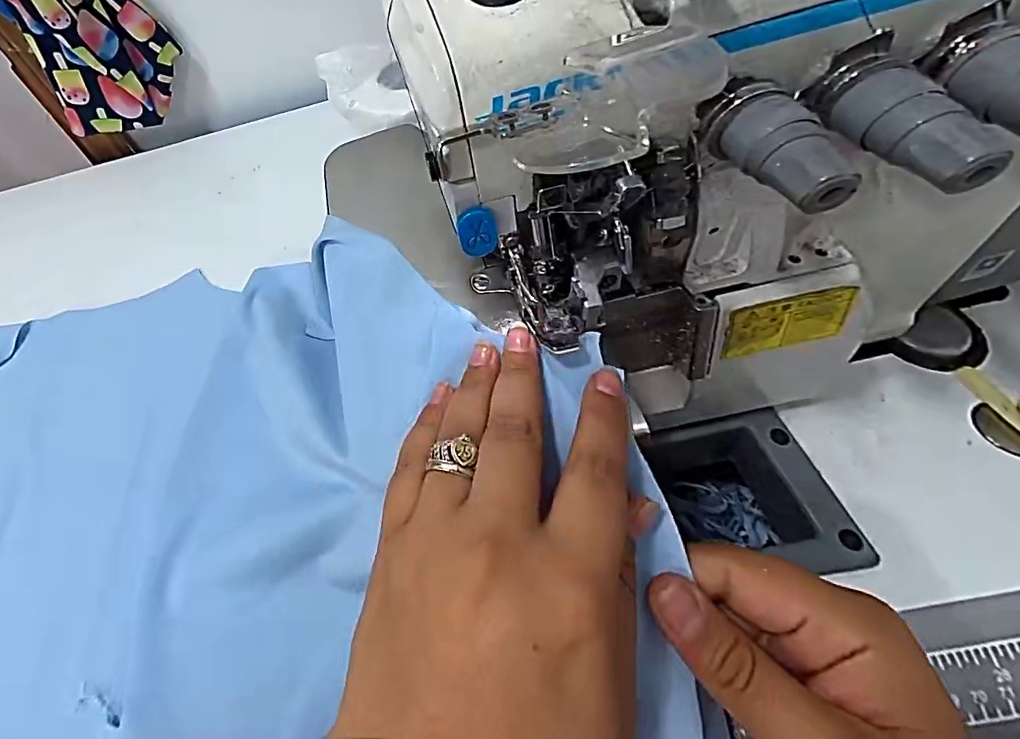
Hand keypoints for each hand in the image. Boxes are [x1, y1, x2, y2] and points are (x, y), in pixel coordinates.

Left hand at [330, 327, 647, 738]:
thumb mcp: (606, 682)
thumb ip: (615, 586)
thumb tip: (627, 512)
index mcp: (566, 579)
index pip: (593, 472)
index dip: (600, 418)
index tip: (599, 381)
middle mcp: (497, 541)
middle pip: (514, 436)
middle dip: (521, 378)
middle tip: (521, 337)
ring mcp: (436, 537)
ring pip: (457, 438)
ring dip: (471, 388)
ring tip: (482, 352)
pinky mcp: (392, 546)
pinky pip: (410, 468)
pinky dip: (423, 428)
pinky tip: (433, 402)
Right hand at [648, 544, 964, 737]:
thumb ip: (742, 668)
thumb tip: (668, 591)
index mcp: (849, 621)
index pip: (732, 567)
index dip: (675, 577)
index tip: (626, 594)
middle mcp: (830, 625)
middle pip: (725, 591)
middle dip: (679, 612)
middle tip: (632, 635)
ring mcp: (815, 654)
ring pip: (723, 624)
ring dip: (688, 643)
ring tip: (652, 660)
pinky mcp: (800, 682)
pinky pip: (736, 656)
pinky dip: (706, 669)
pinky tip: (684, 680)